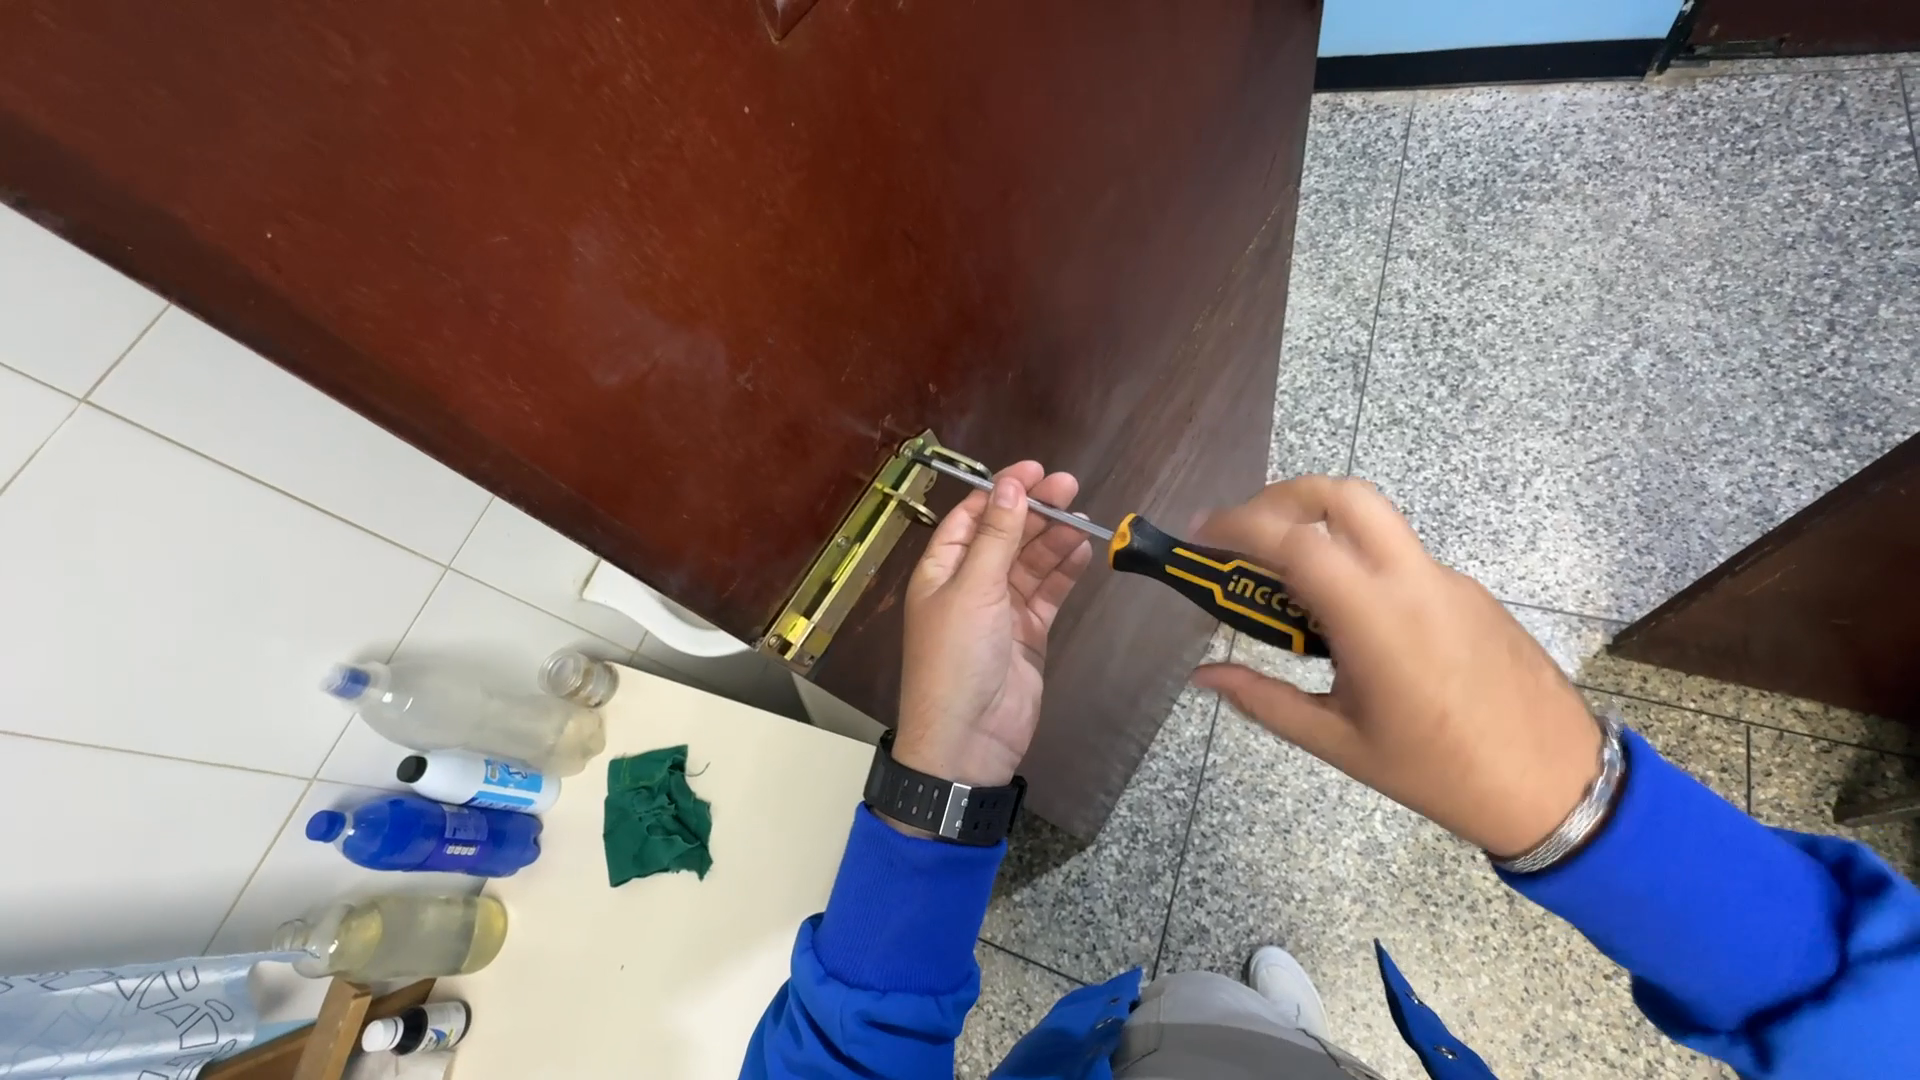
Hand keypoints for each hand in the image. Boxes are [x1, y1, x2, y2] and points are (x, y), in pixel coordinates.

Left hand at [894, 461, 1093, 789]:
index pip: (971, 517)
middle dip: (1034, 510)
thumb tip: (1009, 484)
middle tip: (1071, 487)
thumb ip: (996, 536)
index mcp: (941, 570)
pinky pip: (1047, 594)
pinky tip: (1082, 551)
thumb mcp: (973, 589)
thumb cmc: (957, 658)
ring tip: (1082, 515)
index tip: (1036, 471)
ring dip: (1053, 539)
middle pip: (1004, 535)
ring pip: (1029, 563)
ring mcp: (1000, 610)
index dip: (1001, 491)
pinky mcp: (1027, 633)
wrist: (969, 739)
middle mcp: (969, 585)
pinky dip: (1063, 573)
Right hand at [1190, 477, 1601, 857]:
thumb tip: (1204, 675)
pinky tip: (1347, 621)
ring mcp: (1447, 582)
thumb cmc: (1440, 772)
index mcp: (1377, 619)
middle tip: (1245, 532)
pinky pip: (1399, 557)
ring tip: (1286, 585)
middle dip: (1282, 497)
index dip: (1240, 526)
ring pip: (1373, 523)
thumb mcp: (1338, 742)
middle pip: (1344, 496)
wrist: (1564, 788)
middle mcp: (1414, 582)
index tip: (1202, 535)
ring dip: (1319, 530)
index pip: (1298, 542)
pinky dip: (1356, 564)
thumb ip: (1263, 701)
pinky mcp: (1468, 593)